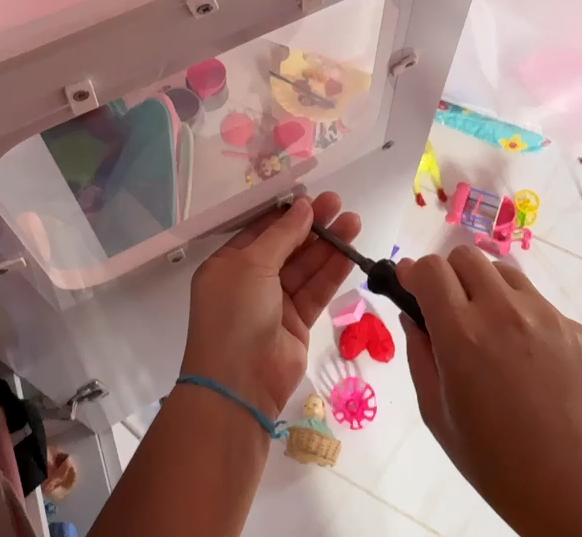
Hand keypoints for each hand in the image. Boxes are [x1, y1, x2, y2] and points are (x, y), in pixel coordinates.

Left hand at [181, 194, 360, 415]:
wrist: (240, 384)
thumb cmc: (235, 314)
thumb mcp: (252, 265)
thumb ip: (282, 235)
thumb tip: (304, 206)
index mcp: (228, 264)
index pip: (259, 230)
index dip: (286, 213)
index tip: (311, 197)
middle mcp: (249, 280)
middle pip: (286, 245)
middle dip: (312, 225)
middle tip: (338, 203)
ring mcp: (274, 302)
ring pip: (305, 266)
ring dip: (328, 245)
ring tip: (353, 221)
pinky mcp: (297, 322)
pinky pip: (316, 290)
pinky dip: (332, 271)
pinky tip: (350, 251)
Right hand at [399, 247, 581, 526]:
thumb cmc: (498, 463)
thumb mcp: (438, 415)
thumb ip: (420, 356)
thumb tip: (413, 317)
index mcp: (463, 334)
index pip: (429, 268)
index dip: (414, 273)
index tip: (411, 288)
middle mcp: (503, 311)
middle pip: (466, 256)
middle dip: (450, 275)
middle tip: (451, 310)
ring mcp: (545, 315)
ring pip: (505, 273)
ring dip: (487, 289)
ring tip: (493, 333)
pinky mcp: (576, 328)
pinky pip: (539, 305)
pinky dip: (524, 318)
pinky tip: (531, 363)